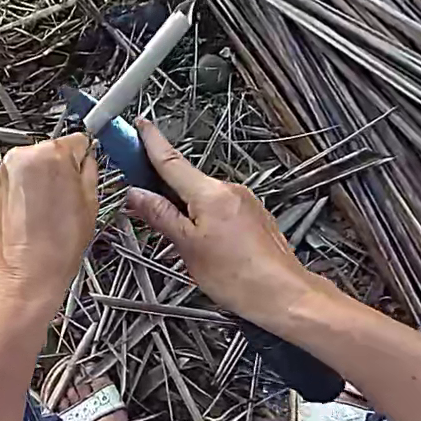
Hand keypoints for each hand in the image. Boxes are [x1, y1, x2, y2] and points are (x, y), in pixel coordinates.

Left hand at [0, 132, 99, 316]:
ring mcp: (2, 173)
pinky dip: (21, 193)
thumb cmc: (54, 248)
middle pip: (50, 152)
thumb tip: (87, 161)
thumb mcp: (90, 205)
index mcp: (51, 155)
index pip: (77, 140)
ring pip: (30, 166)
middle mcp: (22, 157)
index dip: (84, 159)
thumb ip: (90, 172)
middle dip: (59, 171)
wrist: (23, 276)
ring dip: (38, 182)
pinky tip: (30, 216)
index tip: (83, 170)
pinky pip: (13, 181)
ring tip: (47, 212)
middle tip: (66, 199)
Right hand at [124, 120, 332, 328]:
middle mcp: (230, 190)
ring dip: (182, 206)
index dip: (151, 141)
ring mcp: (244, 201)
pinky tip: (200, 240)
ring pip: (201, 195)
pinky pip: (217, 206)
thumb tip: (137, 196)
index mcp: (210, 194)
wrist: (283, 295)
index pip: (171, 160)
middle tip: (139, 198)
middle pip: (184, 180)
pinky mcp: (252, 215)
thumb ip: (160, 216)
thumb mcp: (188, 247)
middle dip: (161, 187)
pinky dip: (201, 215)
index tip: (141, 125)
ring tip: (175, 237)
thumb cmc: (241, 277)